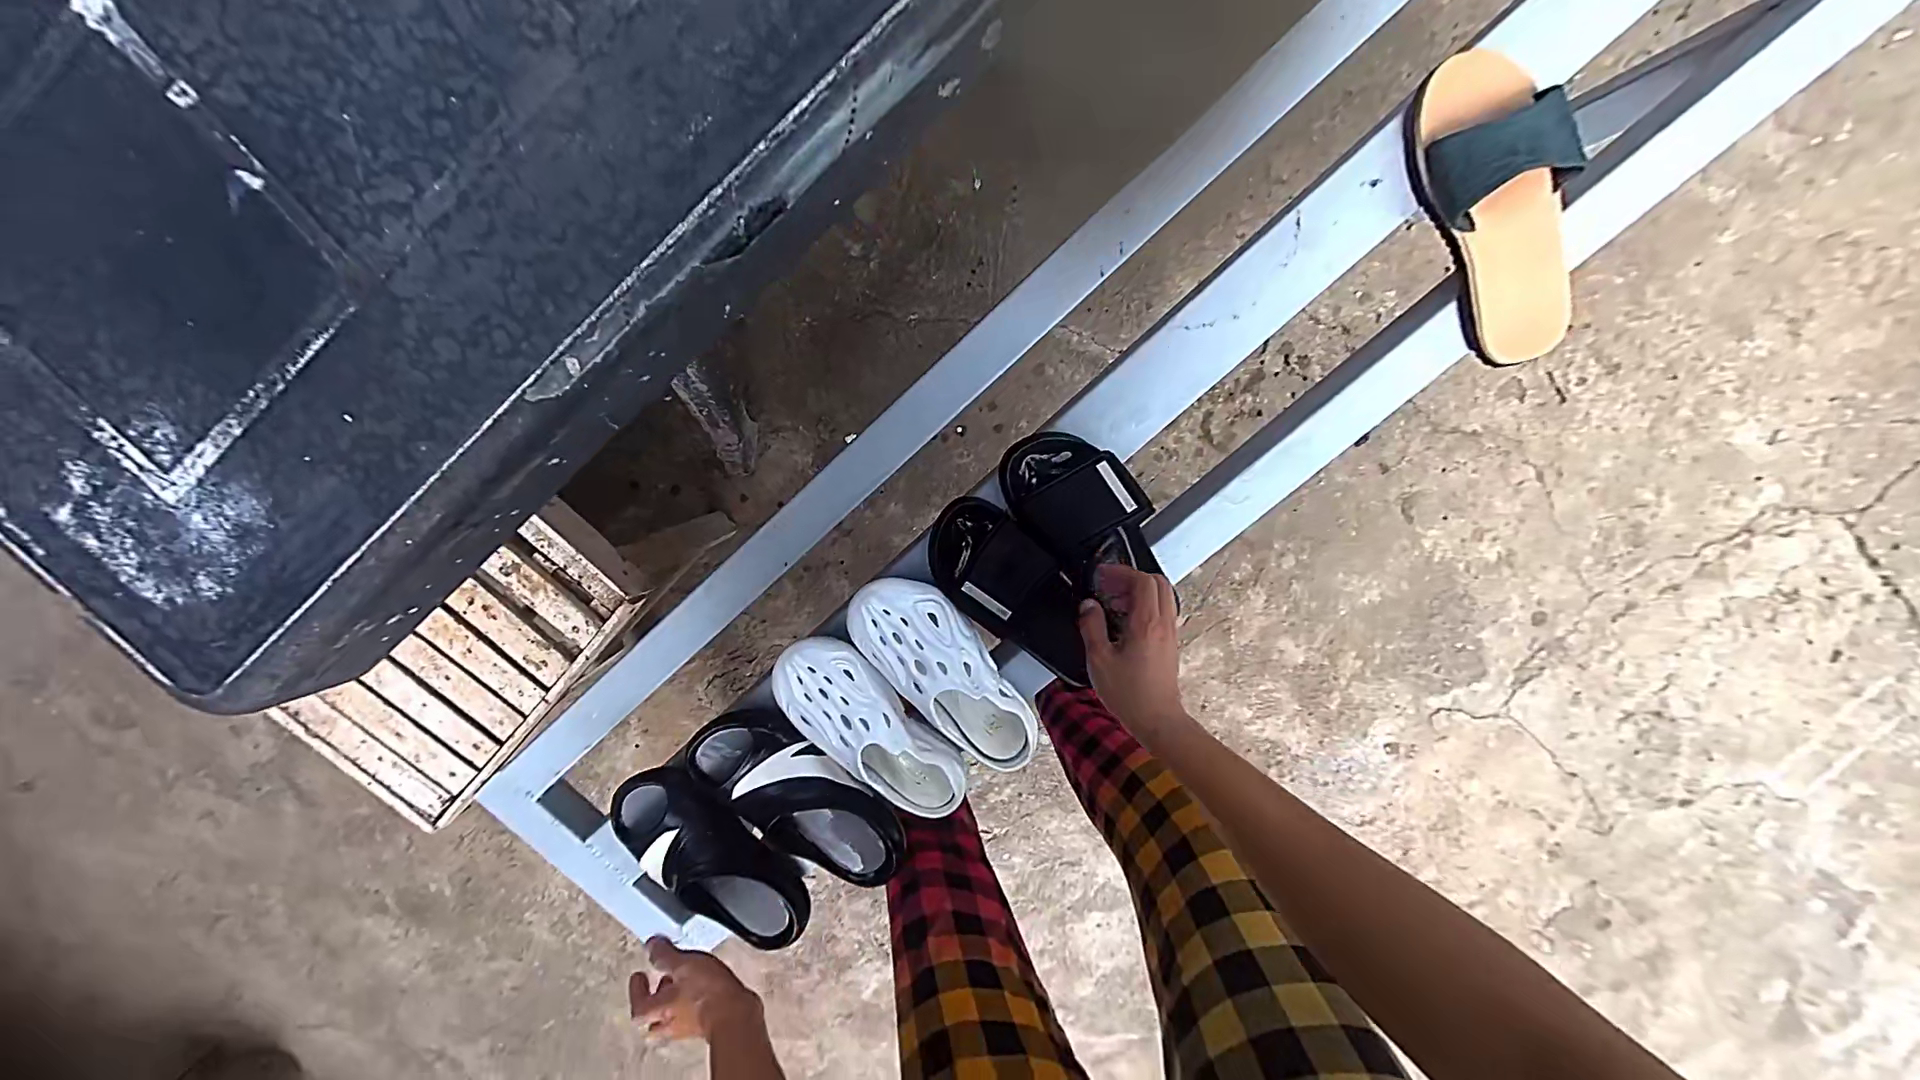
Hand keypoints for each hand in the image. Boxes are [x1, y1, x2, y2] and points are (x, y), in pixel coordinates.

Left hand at [630, 938, 764, 1042]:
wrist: (734, 1014)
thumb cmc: (707, 993)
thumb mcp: (683, 964)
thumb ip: (665, 955)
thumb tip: (652, 945)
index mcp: (659, 1009)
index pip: (638, 1004)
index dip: (636, 989)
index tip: (639, 975)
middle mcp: (671, 1022)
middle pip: (654, 1016)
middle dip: (657, 999)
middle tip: (662, 982)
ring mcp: (690, 1026)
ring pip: (674, 1016)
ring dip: (676, 1001)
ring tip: (686, 983)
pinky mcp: (708, 1024)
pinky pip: (695, 1015)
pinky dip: (695, 1003)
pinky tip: (706, 991)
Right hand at [1078, 563, 1187, 729]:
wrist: (1157, 720)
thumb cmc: (1131, 695)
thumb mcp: (1099, 659)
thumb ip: (1092, 626)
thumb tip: (1088, 607)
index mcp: (1146, 624)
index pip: (1142, 580)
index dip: (1121, 571)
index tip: (1103, 575)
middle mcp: (1163, 625)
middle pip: (1157, 583)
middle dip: (1131, 578)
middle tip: (1108, 585)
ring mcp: (1169, 634)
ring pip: (1161, 596)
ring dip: (1138, 592)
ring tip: (1113, 603)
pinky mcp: (1169, 645)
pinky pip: (1161, 612)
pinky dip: (1143, 607)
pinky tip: (1123, 622)